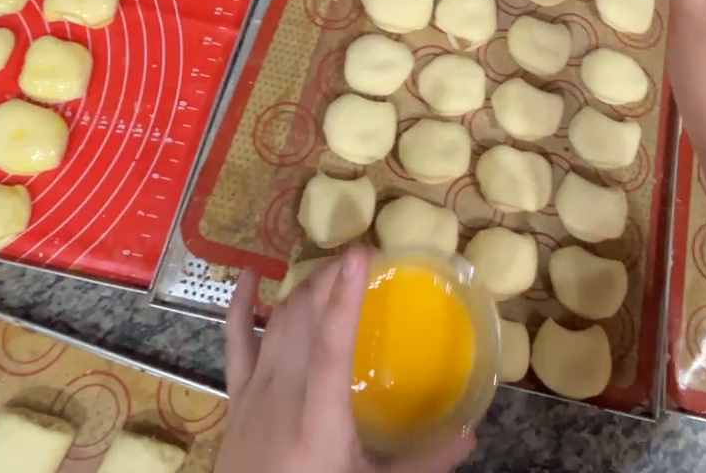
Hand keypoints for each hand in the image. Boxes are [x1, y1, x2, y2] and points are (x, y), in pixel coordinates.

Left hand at [218, 247, 476, 472]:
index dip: (345, 298)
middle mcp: (282, 396)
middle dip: (330, 279)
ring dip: (305, 288)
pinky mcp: (235, 399)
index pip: (331, 346)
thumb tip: (471, 435)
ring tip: (333, 269)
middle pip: (303, 319)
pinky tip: (249, 275)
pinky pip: (234, 342)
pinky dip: (239, 304)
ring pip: (278, 321)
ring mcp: (254, 394)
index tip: (361, 254)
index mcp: (318, 421)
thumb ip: (421, 466)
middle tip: (362, 260)